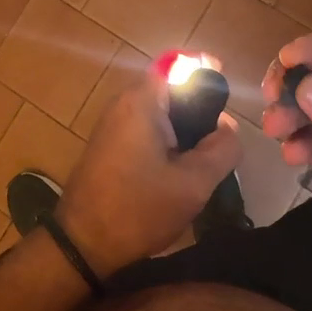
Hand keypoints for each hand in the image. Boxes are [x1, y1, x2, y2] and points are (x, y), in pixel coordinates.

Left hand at [55, 80, 241, 275]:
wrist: (83, 244)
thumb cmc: (138, 210)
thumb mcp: (193, 184)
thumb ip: (220, 150)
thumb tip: (229, 126)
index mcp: (141, 103)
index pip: (176, 66)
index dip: (205, 71)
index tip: (228, 91)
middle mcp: (123, 105)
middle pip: (170, 88)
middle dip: (200, 106)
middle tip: (223, 138)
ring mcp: (113, 125)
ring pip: (159, 111)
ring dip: (185, 127)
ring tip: (209, 157)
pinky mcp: (110, 145)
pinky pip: (146, 128)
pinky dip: (168, 139)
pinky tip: (183, 168)